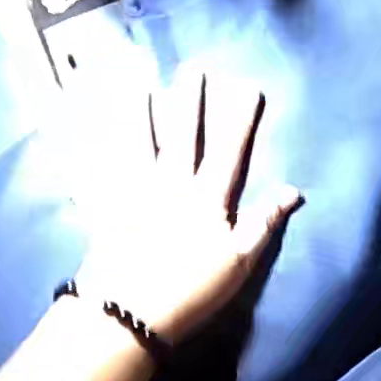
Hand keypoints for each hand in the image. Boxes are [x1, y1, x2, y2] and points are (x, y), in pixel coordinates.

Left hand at [71, 73, 301, 342]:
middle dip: (191, 101)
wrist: (131, 311)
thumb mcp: (241, 261)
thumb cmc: (193, 289)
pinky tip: (86, 131)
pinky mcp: (107, 208)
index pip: (230, 151)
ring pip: (138, 144)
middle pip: (183, 136)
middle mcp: (171, 185)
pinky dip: (92, 148)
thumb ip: (264, 222)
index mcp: (207, 198)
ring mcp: (135, 193)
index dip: (240, 119)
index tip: (248, 87)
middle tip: (193, 69)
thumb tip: (294, 190)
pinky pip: (99, 169)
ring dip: (141, 113)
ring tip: (140, 84)